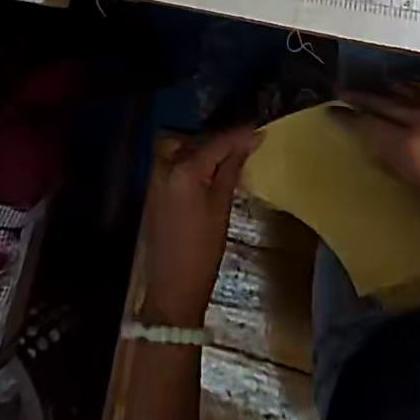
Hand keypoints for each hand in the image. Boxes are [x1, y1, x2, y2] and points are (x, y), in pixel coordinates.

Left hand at [142, 126, 259, 327]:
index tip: (261, 129)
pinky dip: (198, 161)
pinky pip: (180, 163)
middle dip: (226, 140)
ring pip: (189, 150)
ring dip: (211, 149)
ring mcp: (158, 177)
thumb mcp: (222, 206)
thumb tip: (248, 142)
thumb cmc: (203, 249)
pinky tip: (215, 169)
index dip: (241, 135)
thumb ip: (232, 168)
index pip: (218, 142)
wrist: (173, 289)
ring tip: (235, 153)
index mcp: (185, 169)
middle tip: (251, 141)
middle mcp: (167, 166)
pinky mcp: (157, 189)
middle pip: (201, 142)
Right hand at [338, 88, 419, 256]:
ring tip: (369, 87)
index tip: (332, 110)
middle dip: (361, 97)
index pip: (370, 127)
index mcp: (412, 149)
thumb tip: (386, 150)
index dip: (349, 118)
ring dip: (384, 91)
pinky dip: (409, 91)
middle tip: (340, 90)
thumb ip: (403, 168)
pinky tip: (406, 91)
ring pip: (406, 94)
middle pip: (385, 103)